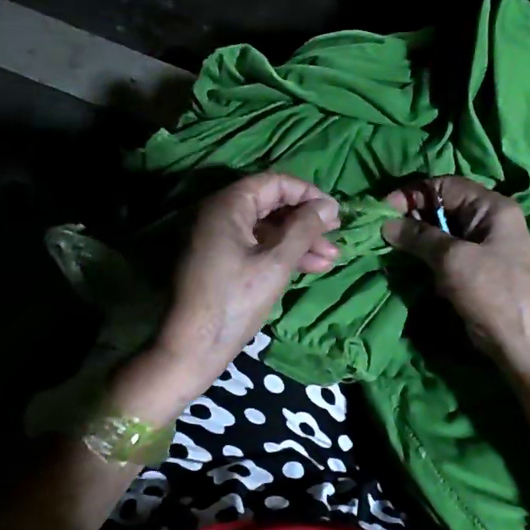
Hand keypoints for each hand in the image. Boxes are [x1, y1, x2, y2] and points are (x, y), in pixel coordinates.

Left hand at [152, 172, 339, 390]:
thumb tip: (328, 205)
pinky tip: (310, 268)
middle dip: (306, 221)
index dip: (308, 193)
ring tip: (331, 259)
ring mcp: (217, 238)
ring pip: (266, 229)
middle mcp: (219, 214)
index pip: (275, 183)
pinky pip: (255, 246)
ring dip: (299, 241)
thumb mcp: (276, 263)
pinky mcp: (219, 260)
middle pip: (271, 205)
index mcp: (227, 205)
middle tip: (336, 237)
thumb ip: (304, 229)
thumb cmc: (235, 300)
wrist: (193, 346)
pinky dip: (281, 254)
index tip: (335, 212)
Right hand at [382, 176, 529, 373]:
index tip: (384, 212)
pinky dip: (426, 259)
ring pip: (441, 234)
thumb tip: (387, 224)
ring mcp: (482, 248)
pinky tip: (410, 268)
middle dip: (412, 217)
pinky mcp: (474, 272)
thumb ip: (420, 237)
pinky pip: (444, 256)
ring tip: (391, 250)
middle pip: (442, 208)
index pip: (446, 186)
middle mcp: (488, 222)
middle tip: (383, 233)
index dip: (413, 194)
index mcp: (492, 208)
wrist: (522, 342)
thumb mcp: (454, 259)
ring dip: (416, 241)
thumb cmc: (493, 292)